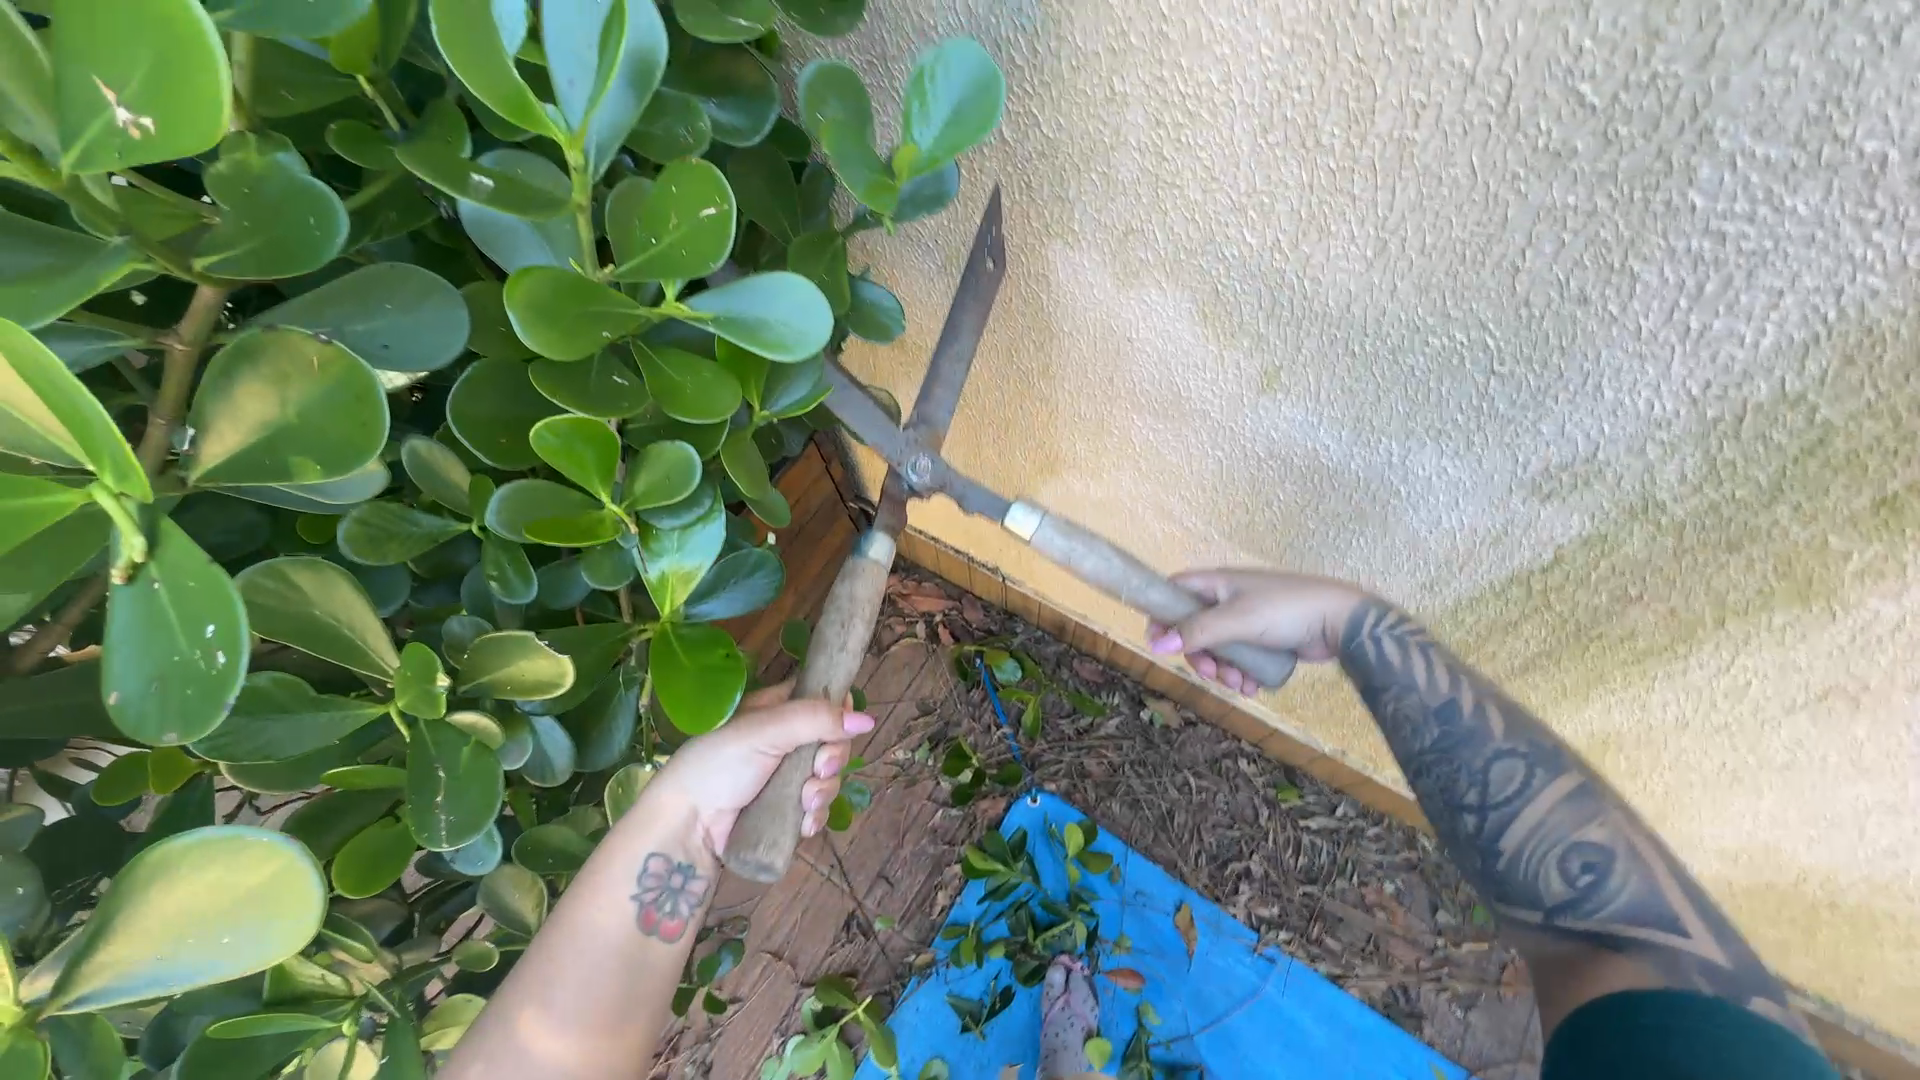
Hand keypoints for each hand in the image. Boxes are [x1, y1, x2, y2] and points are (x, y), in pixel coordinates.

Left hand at [645, 682, 873, 857]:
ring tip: (802, 804)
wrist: (687, 827)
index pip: (823, 698)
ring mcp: (785, 777)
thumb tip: (867, 719)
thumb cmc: (718, 765)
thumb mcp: (765, 731)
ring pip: (828, 778)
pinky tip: (802, 824)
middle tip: (817, 770)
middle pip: (833, 740)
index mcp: (777, 710)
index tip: (840, 727)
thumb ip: (815, 719)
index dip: (839, 710)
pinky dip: (814, 817)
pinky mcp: (785, 810)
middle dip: (832, 759)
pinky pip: (817, 809)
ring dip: (823, 792)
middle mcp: (785, 740)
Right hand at [1146, 570, 1371, 693]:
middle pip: (1192, 629)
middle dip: (1198, 655)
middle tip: (1210, 673)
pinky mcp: (1263, 640)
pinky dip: (1240, 674)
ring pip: (1216, 649)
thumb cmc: (1285, 610)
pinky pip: (1239, 659)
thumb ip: (1196, 631)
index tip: (1159, 643)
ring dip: (1222, 670)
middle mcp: (1227, 600)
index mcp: (1217, 584)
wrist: (1341, 621)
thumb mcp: (1236, 619)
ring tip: (1239, 684)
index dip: (1161, 615)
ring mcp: (1245, 621)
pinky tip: (1252, 686)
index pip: (1174, 592)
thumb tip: (1157, 646)